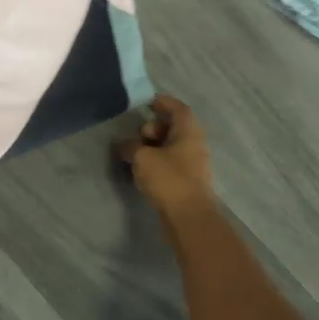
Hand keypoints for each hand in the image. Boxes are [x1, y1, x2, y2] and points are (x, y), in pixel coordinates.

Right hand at [116, 95, 215, 219]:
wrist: (189, 217)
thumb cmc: (168, 179)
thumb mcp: (142, 157)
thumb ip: (130, 146)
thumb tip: (124, 145)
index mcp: (188, 133)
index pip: (179, 109)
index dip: (164, 102)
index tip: (147, 103)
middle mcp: (195, 145)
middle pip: (175, 126)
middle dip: (154, 127)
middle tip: (139, 136)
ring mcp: (194, 163)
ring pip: (172, 145)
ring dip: (154, 145)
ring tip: (136, 153)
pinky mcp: (189, 180)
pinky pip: (172, 160)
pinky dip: (158, 159)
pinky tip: (144, 169)